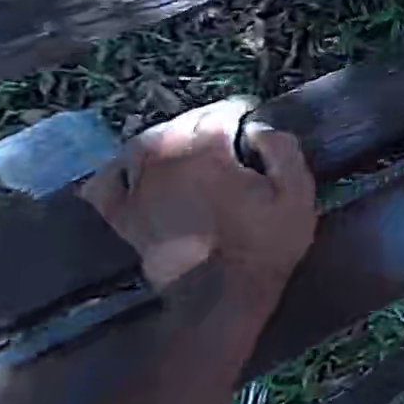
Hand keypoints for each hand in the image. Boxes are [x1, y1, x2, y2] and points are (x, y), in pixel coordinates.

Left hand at [80, 99, 316, 299]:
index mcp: (206, 153)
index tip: (253, 111)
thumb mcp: (297, 194)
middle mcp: (164, 162)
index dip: (239, 108)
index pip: (218, 113)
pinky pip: (106, 181)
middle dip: (205, 119)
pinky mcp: (122, 215)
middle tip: (228, 128)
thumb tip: (260, 128)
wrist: (223, 295)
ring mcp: (137, 189)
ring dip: (168, 136)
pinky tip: (134, 168)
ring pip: (143, 144)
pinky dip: (118, 169)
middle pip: (180, 123)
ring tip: (189, 143)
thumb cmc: (266, 242)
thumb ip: (283, 151)